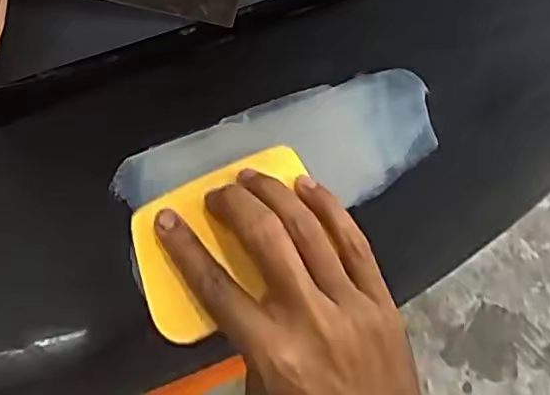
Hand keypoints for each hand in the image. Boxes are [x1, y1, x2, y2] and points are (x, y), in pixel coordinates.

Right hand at [156, 172, 421, 394]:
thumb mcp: (261, 391)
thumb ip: (243, 337)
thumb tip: (224, 283)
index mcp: (274, 352)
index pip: (216, 285)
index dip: (184, 247)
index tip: (166, 218)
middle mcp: (310, 320)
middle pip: (264, 237)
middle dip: (233, 204)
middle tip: (217, 194)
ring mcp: (351, 307)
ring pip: (306, 228)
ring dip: (273, 193)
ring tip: (250, 177)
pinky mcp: (383, 303)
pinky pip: (354, 242)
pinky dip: (328, 207)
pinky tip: (305, 184)